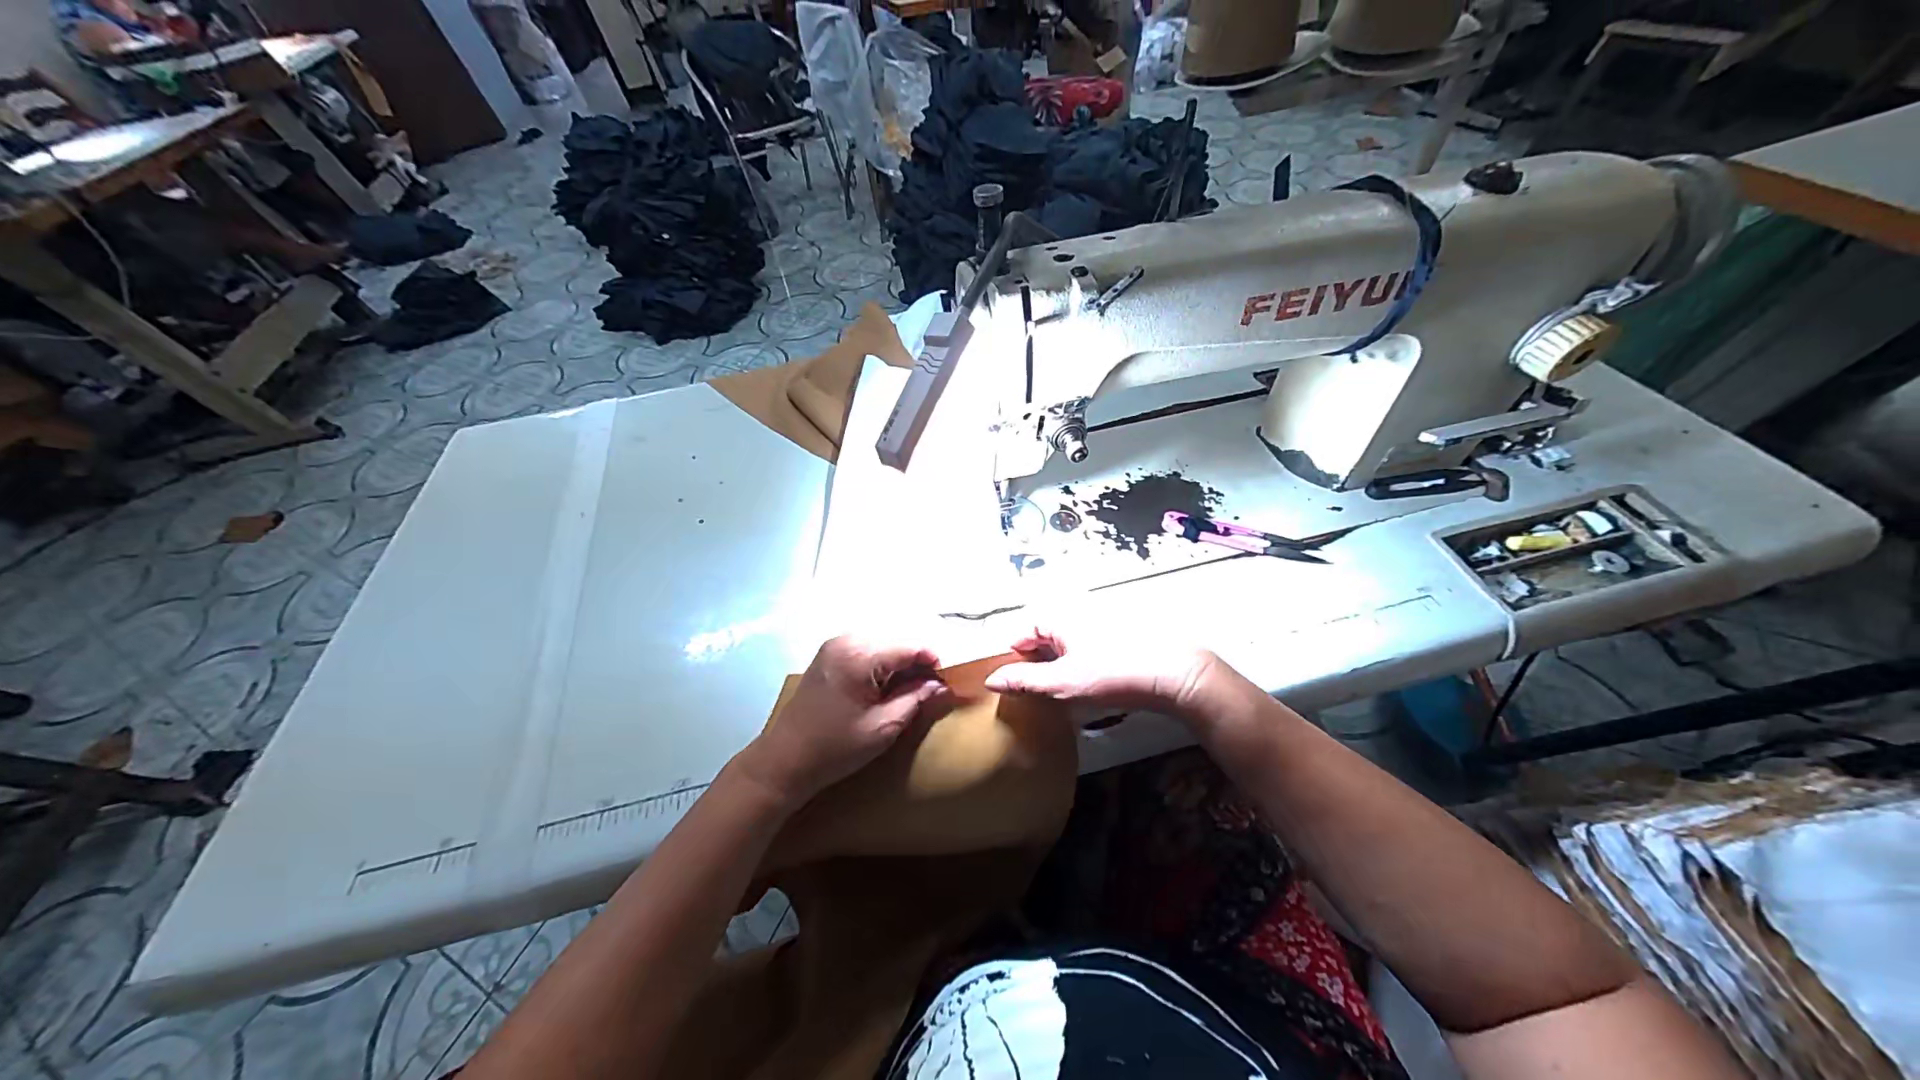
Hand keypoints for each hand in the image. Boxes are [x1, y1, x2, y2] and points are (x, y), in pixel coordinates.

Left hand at [735, 636, 946, 806]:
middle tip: (930, 688)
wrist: (784, 761)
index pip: (909, 647)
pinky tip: (884, 688)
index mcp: (859, 655)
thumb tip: (942, 685)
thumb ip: (916, 699)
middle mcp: (846, 640)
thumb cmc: (836, 748)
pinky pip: (865, 651)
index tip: (947, 682)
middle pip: (895, 642)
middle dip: (916, 663)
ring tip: (909, 690)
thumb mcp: (884, 727)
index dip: (933, 663)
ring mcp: (834, 646)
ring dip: (898, 663)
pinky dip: (880, 664)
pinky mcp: (828, 656)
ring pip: (882, 645)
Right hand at [982, 628, 1230, 721]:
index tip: (1015, 682)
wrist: (1174, 676)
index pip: (1024, 632)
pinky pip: (1089, 649)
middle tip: (1040, 690)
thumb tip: (993, 680)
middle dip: (1039, 663)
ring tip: (1066, 691)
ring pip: (1068, 645)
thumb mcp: (1062, 683)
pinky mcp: (1121, 638)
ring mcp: (1102, 624)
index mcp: (1061, 618)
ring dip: (1062, 665)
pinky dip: (1083, 665)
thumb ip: (1025, 681)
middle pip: (1046, 637)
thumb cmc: (1115, 674)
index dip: (1016, 658)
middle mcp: (1079, 614)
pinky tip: (1092, 686)